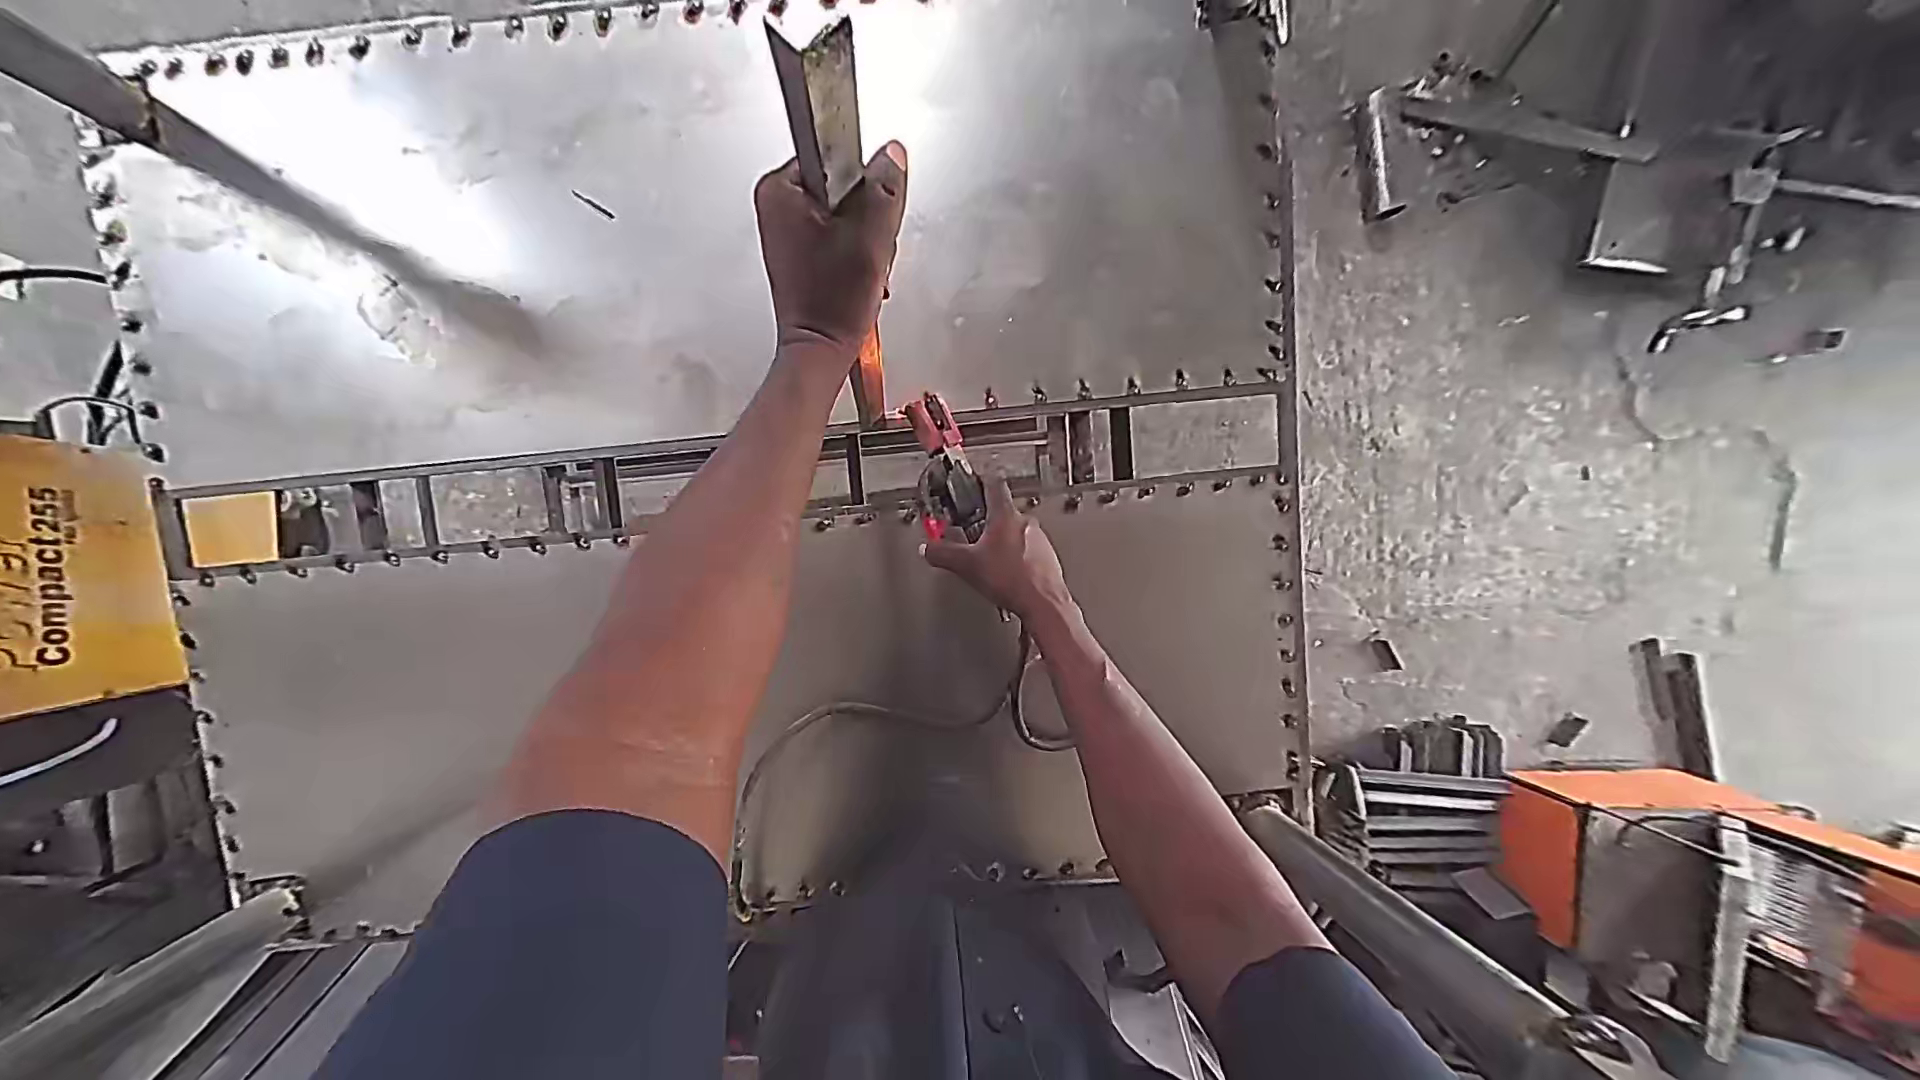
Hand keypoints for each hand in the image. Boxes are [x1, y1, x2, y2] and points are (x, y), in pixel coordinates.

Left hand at [754, 141, 908, 361]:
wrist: (820, 350)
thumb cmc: (832, 304)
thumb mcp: (871, 237)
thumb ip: (885, 189)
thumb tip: (892, 155)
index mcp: (779, 189)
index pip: (837, 158)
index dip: (866, 187)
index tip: (869, 217)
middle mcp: (776, 207)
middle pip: (842, 189)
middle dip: (866, 219)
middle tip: (865, 250)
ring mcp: (787, 233)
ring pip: (844, 216)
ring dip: (863, 241)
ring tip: (860, 268)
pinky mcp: (800, 254)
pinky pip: (837, 238)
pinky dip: (854, 255)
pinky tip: (855, 275)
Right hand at [922, 479, 1074, 621]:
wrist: (1043, 603)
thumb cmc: (1012, 580)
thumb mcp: (966, 565)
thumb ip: (943, 553)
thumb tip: (929, 549)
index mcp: (1005, 516)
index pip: (994, 484)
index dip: (981, 479)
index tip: (975, 480)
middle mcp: (1025, 523)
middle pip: (1003, 511)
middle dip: (986, 521)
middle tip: (972, 533)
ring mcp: (1039, 539)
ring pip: (1016, 531)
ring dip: (1002, 540)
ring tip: (989, 559)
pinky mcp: (1047, 557)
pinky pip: (1028, 549)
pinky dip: (1015, 556)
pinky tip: (1006, 573)